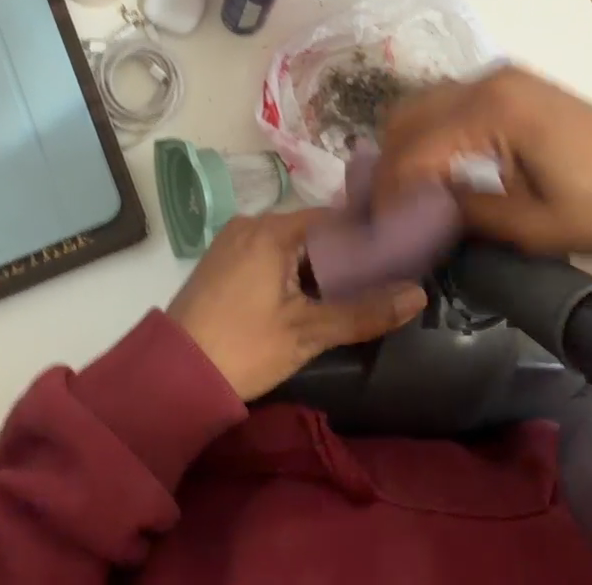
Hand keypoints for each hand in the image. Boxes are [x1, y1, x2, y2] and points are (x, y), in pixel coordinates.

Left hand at [167, 210, 426, 399]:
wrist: (174, 374)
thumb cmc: (245, 346)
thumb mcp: (309, 332)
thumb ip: (364, 312)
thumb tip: (417, 294)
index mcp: (272, 230)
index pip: (333, 218)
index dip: (365, 235)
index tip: (396, 254)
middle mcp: (250, 224)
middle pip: (309, 232)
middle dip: (341, 255)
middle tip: (377, 280)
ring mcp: (230, 243)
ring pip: (287, 246)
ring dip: (314, 266)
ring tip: (349, 291)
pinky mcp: (219, 263)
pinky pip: (265, 256)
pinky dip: (288, 271)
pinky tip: (306, 298)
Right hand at [372, 67, 591, 263]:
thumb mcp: (529, 227)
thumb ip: (464, 212)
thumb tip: (419, 210)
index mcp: (495, 112)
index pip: (416, 150)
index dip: (391, 190)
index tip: (377, 225)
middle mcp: (488, 82)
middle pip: (408, 117)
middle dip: (389, 164)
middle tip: (385, 209)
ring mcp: (498, 77)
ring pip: (422, 104)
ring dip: (405, 145)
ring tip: (405, 191)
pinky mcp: (507, 84)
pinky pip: (446, 101)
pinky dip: (428, 131)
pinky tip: (432, 166)